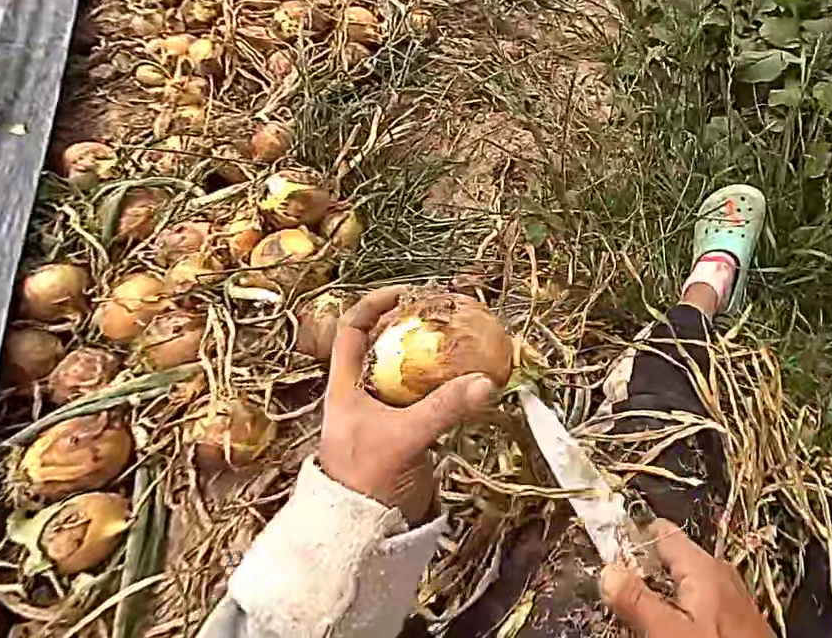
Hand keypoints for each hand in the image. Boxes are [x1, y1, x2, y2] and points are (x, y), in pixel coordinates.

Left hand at [318, 287, 497, 524]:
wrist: (363, 539)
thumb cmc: (365, 482)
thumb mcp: (402, 439)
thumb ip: (443, 409)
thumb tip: (486, 381)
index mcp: (345, 386)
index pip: (351, 330)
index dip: (373, 305)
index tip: (404, 293)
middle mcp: (363, 391)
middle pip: (384, 344)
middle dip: (411, 325)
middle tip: (442, 312)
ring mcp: (384, 410)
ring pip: (407, 369)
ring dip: (431, 354)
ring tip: (458, 337)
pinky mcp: (404, 429)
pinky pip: (424, 395)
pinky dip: (444, 383)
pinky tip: (465, 377)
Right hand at [601, 519, 773, 637]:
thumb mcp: (671, 635)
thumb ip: (637, 601)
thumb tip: (606, 570)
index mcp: (703, 565)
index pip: (660, 532)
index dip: (632, 541)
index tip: (609, 561)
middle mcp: (719, 573)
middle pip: (670, 559)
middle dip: (644, 575)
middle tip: (621, 599)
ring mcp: (733, 600)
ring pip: (685, 585)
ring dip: (662, 598)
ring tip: (642, 620)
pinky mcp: (739, 625)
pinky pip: (702, 606)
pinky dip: (683, 614)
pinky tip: (674, 633)